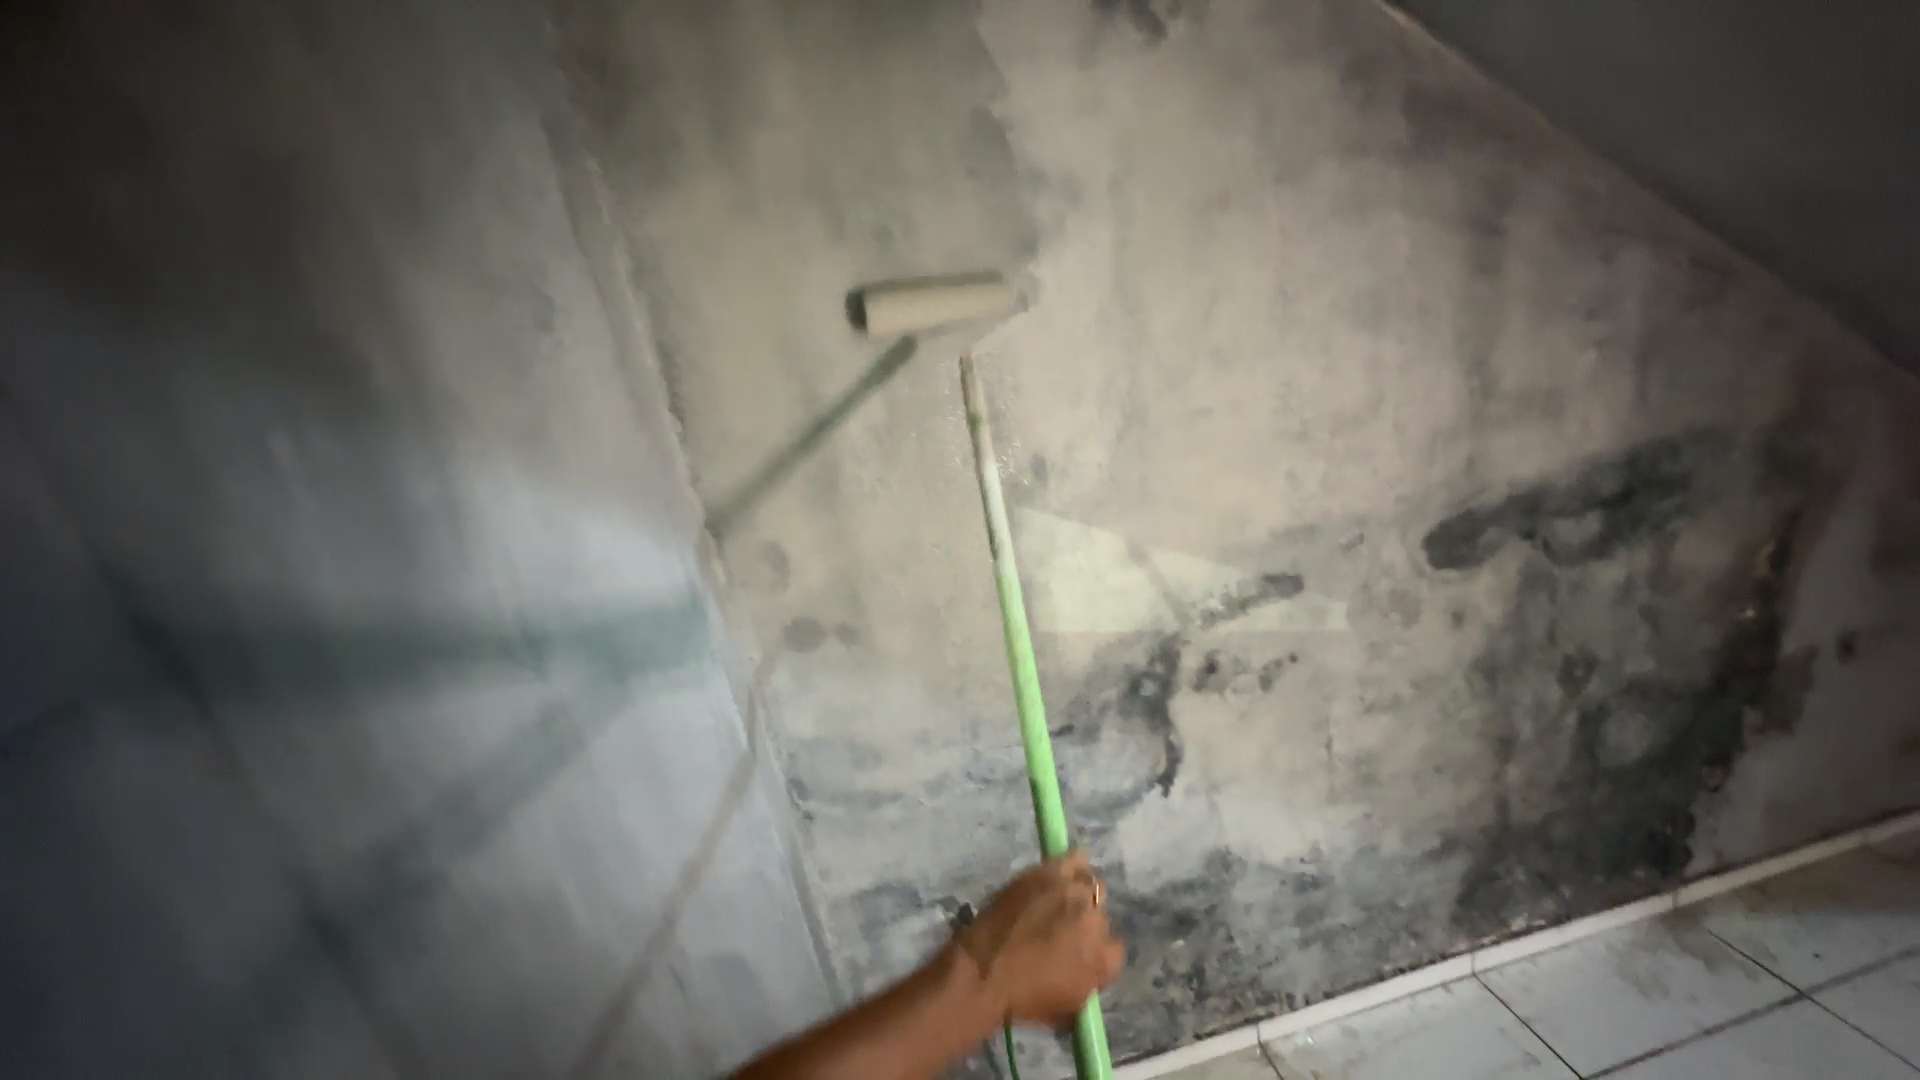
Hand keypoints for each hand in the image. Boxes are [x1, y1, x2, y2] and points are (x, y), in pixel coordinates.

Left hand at [953, 851, 1125, 1027]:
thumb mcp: (1067, 1007)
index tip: (1079, 951)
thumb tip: (1090, 969)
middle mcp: (1096, 922)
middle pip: (1101, 914)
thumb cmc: (1023, 997)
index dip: (1095, 950)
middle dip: (1086, 922)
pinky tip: (1061, 874)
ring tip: (1060, 900)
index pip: (1115, 948)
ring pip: (1091, 885)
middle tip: (1064, 927)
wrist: (984, 969)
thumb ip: (1088, 982)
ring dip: (1079, 893)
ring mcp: (1074, 893)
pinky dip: (1073, 864)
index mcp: (1104, 960)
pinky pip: (1075, 859)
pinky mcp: (1051, 872)